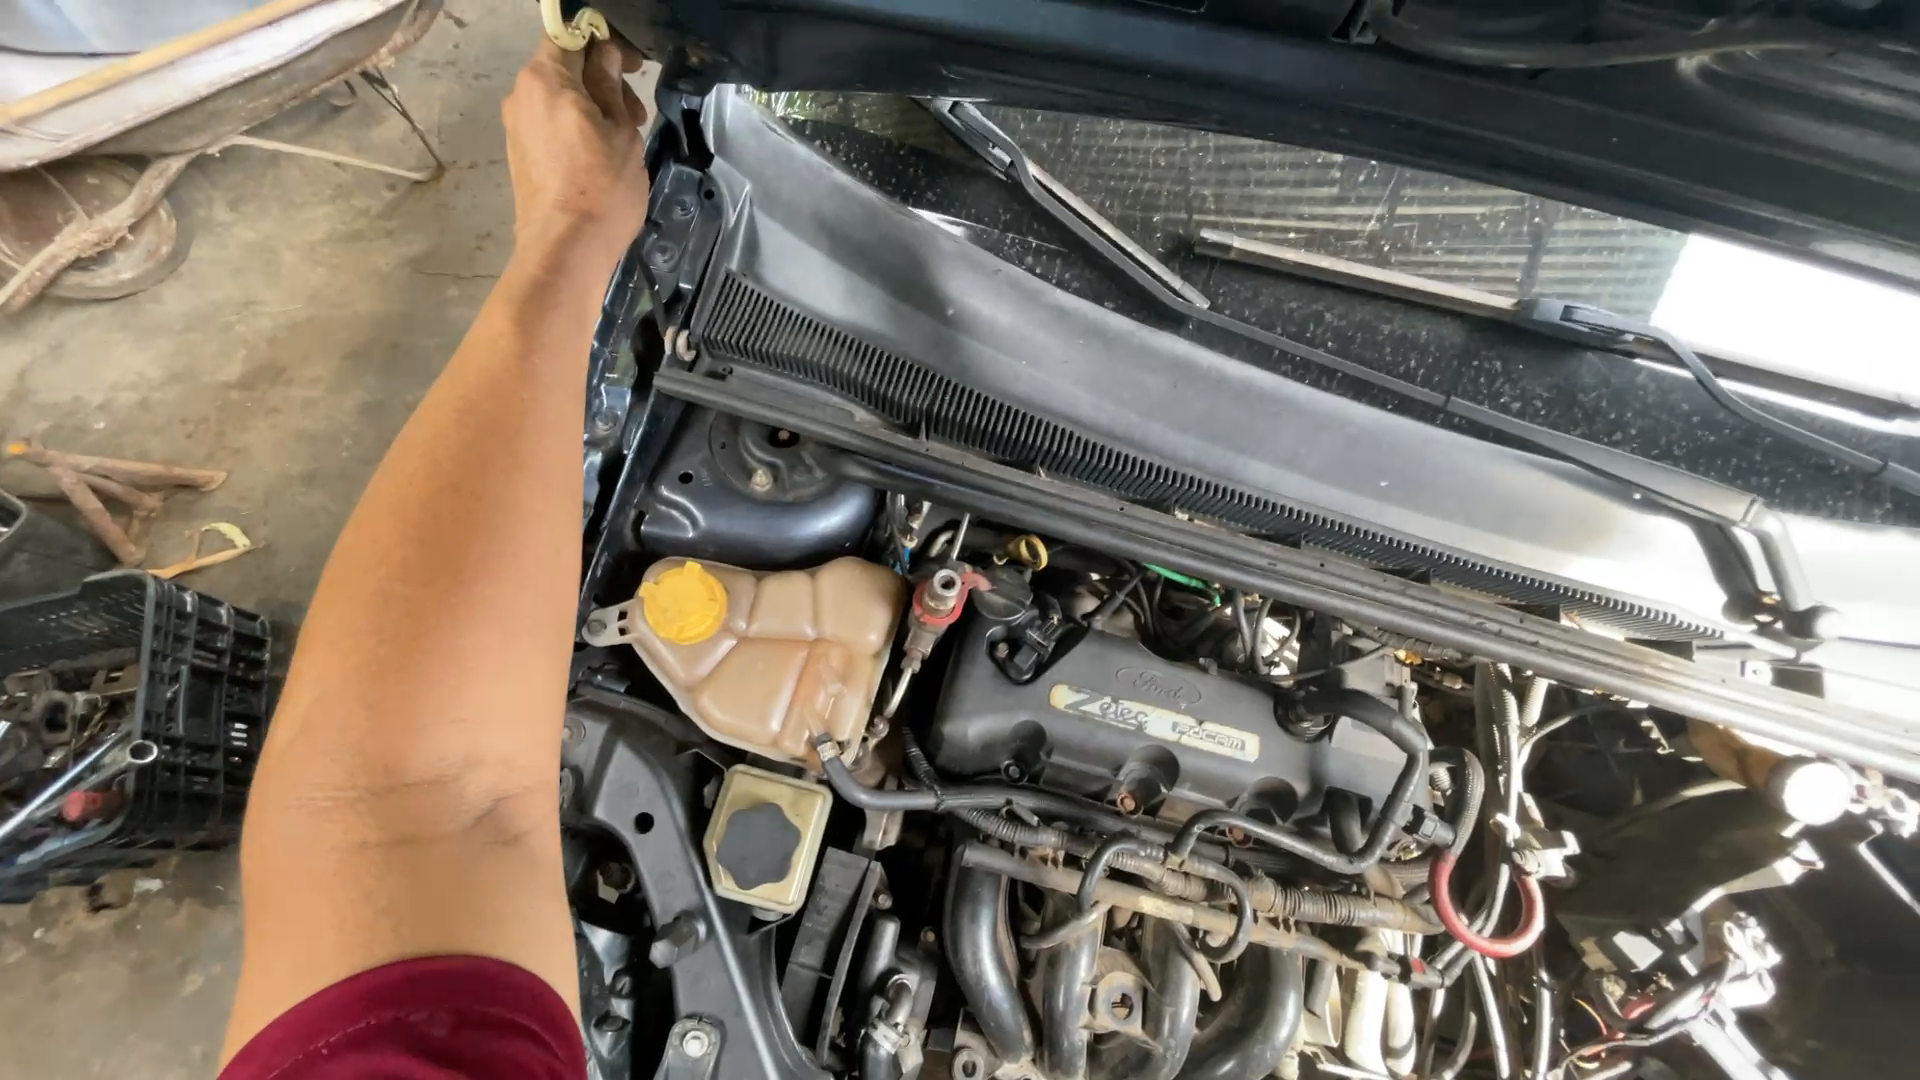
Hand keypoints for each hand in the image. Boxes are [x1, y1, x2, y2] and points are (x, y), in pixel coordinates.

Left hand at [501, 37, 650, 265]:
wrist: (566, 247)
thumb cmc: (602, 189)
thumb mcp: (621, 134)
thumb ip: (610, 88)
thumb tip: (605, 56)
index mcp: (546, 78)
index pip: (570, 35)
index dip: (604, 43)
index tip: (633, 67)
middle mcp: (522, 93)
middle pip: (563, 68)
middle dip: (601, 81)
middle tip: (636, 115)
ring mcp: (517, 125)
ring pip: (558, 99)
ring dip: (591, 108)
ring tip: (621, 142)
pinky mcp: (520, 153)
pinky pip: (550, 125)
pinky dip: (576, 129)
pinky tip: (599, 159)